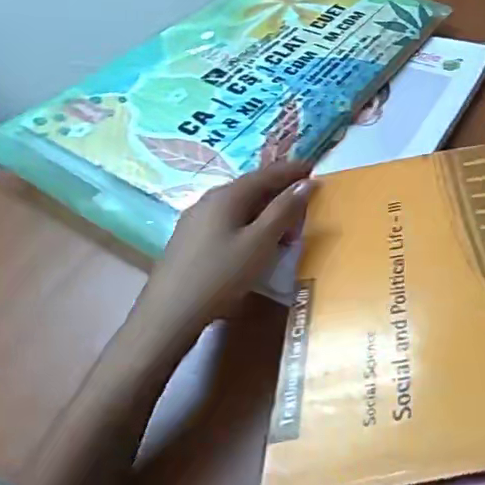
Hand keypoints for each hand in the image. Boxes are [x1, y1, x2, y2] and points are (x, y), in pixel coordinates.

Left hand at [146, 159, 316, 322]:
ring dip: (264, 212)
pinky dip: (248, 224)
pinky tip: (254, 243)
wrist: (169, 314)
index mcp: (227, 195)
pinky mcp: (189, 239)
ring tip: (284, 229)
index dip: (292, 171)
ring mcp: (195, 219)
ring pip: (238, 206)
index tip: (315, 170)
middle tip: (305, 207)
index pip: (266, 173)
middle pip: (251, 188)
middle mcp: (209, 199)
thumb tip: (307, 183)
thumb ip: (284, 211)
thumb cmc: (220, 275)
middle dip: (279, 194)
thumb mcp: (260, 243)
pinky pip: (226, 221)